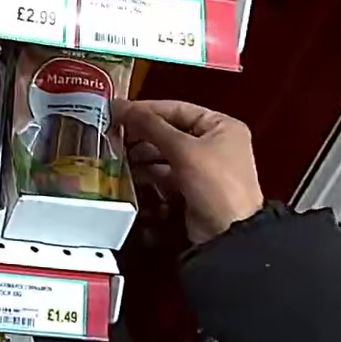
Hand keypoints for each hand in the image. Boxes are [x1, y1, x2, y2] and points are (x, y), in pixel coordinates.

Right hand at [115, 99, 264, 244]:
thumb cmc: (214, 183)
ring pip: (163, 152)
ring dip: (140, 152)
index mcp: (220, 126)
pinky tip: (127, 171)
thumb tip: (120, 106)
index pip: (176, 108)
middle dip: (140, 133)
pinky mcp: (190, 186)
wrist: (229, 235)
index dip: (146, 109)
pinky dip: (146, 170)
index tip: (117, 111)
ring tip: (116, 152)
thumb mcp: (183, 149)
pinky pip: (163, 171)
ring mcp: (201, 165)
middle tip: (111, 133)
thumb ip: (150, 126)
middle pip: (168, 130)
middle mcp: (212, 142)